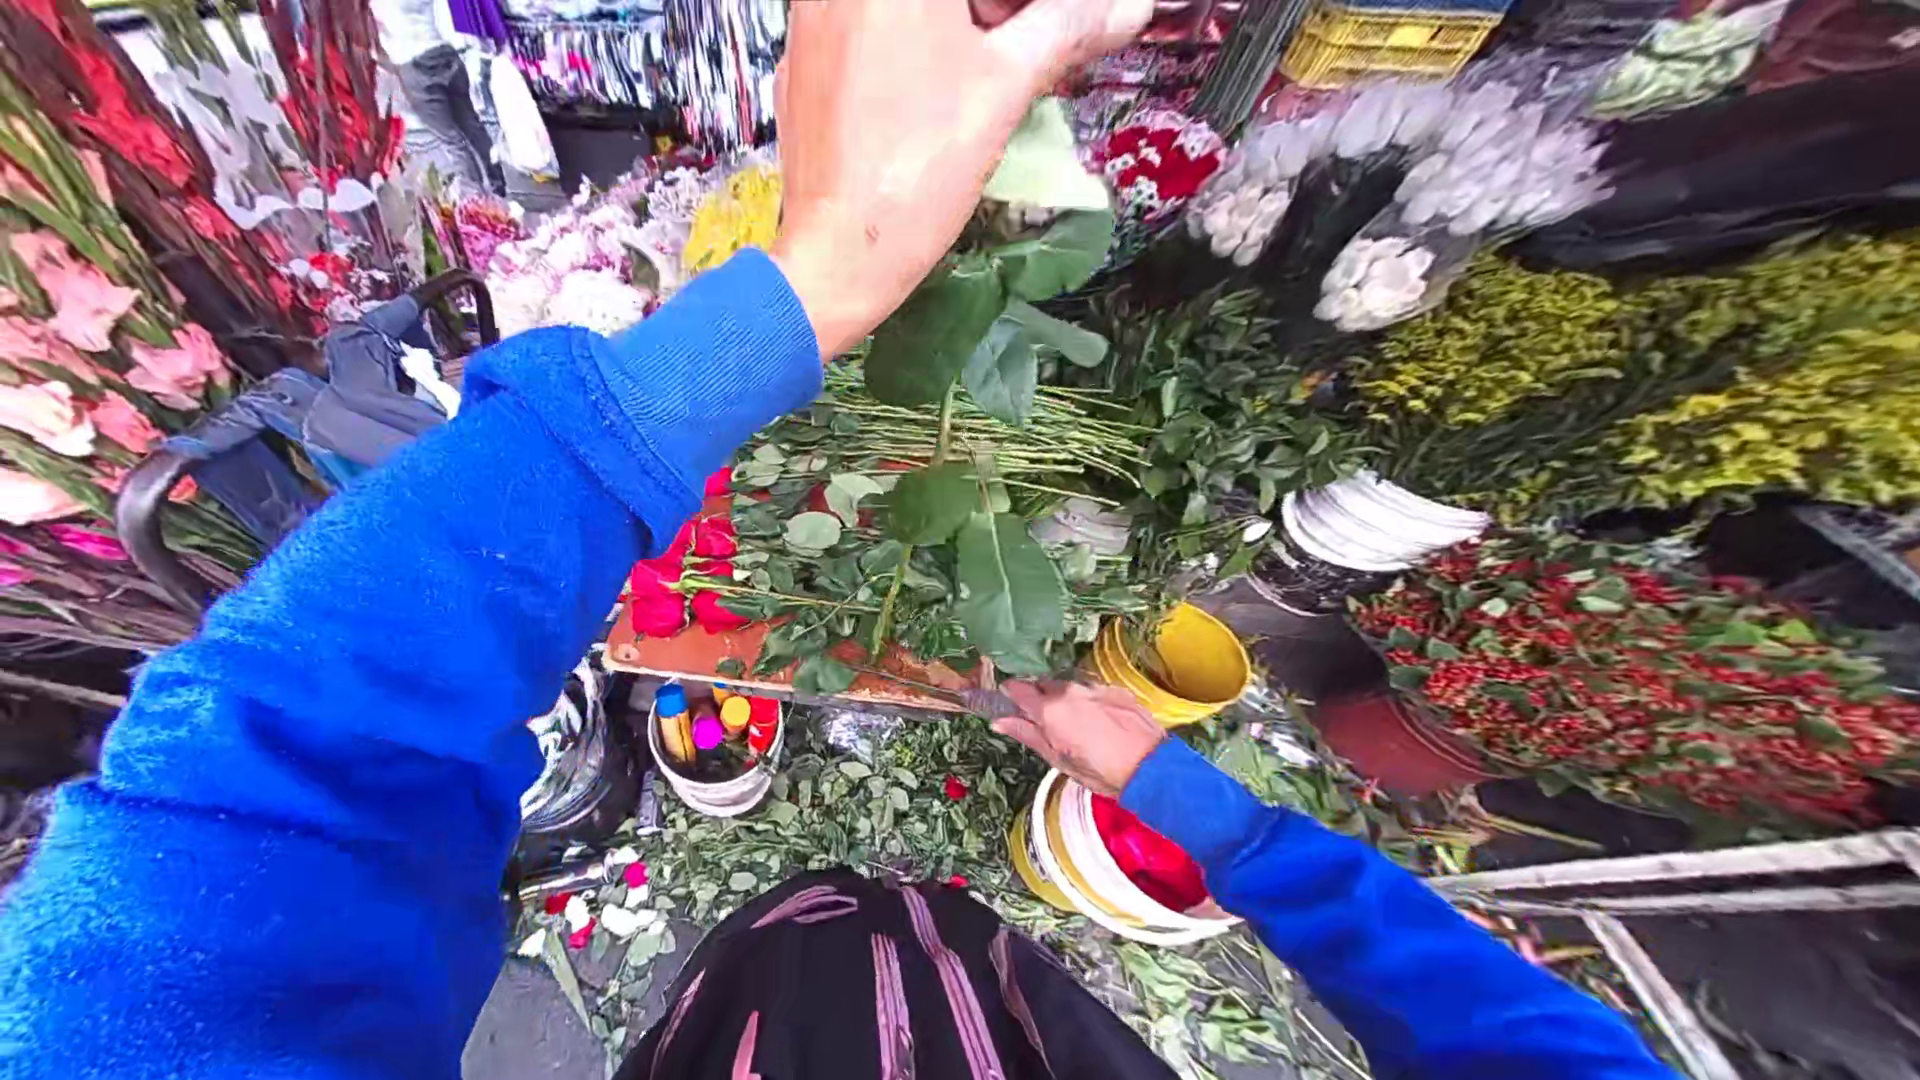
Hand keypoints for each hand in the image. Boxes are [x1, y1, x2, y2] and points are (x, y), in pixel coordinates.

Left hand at [770, 0, 1150, 358]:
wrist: (840, 257)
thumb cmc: (919, 174)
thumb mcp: (1003, 91)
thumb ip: (1068, 28)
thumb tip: (1129, 6)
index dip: (1029, 13)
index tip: (1050, 35)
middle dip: (993, 14)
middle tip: (1025, 53)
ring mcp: (811, 17)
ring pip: (903, 9)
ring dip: (953, 31)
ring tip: (976, 87)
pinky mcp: (801, 65)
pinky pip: (864, 35)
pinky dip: (904, 54)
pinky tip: (922, 108)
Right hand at [991, 680, 1164, 796]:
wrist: (1151, 767)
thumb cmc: (1100, 772)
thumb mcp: (1058, 760)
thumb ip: (1028, 735)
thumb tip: (999, 721)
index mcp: (1050, 709)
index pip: (1017, 689)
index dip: (1011, 696)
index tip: (1010, 706)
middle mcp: (1069, 690)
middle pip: (1042, 685)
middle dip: (1038, 698)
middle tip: (1045, 722)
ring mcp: (1094, 687)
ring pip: (1067, 686)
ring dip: (1064, 699)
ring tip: (1075, 724)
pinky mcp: (1115, 689)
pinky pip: (1091, 690)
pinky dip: (1088, 701)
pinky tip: (1098, 721)